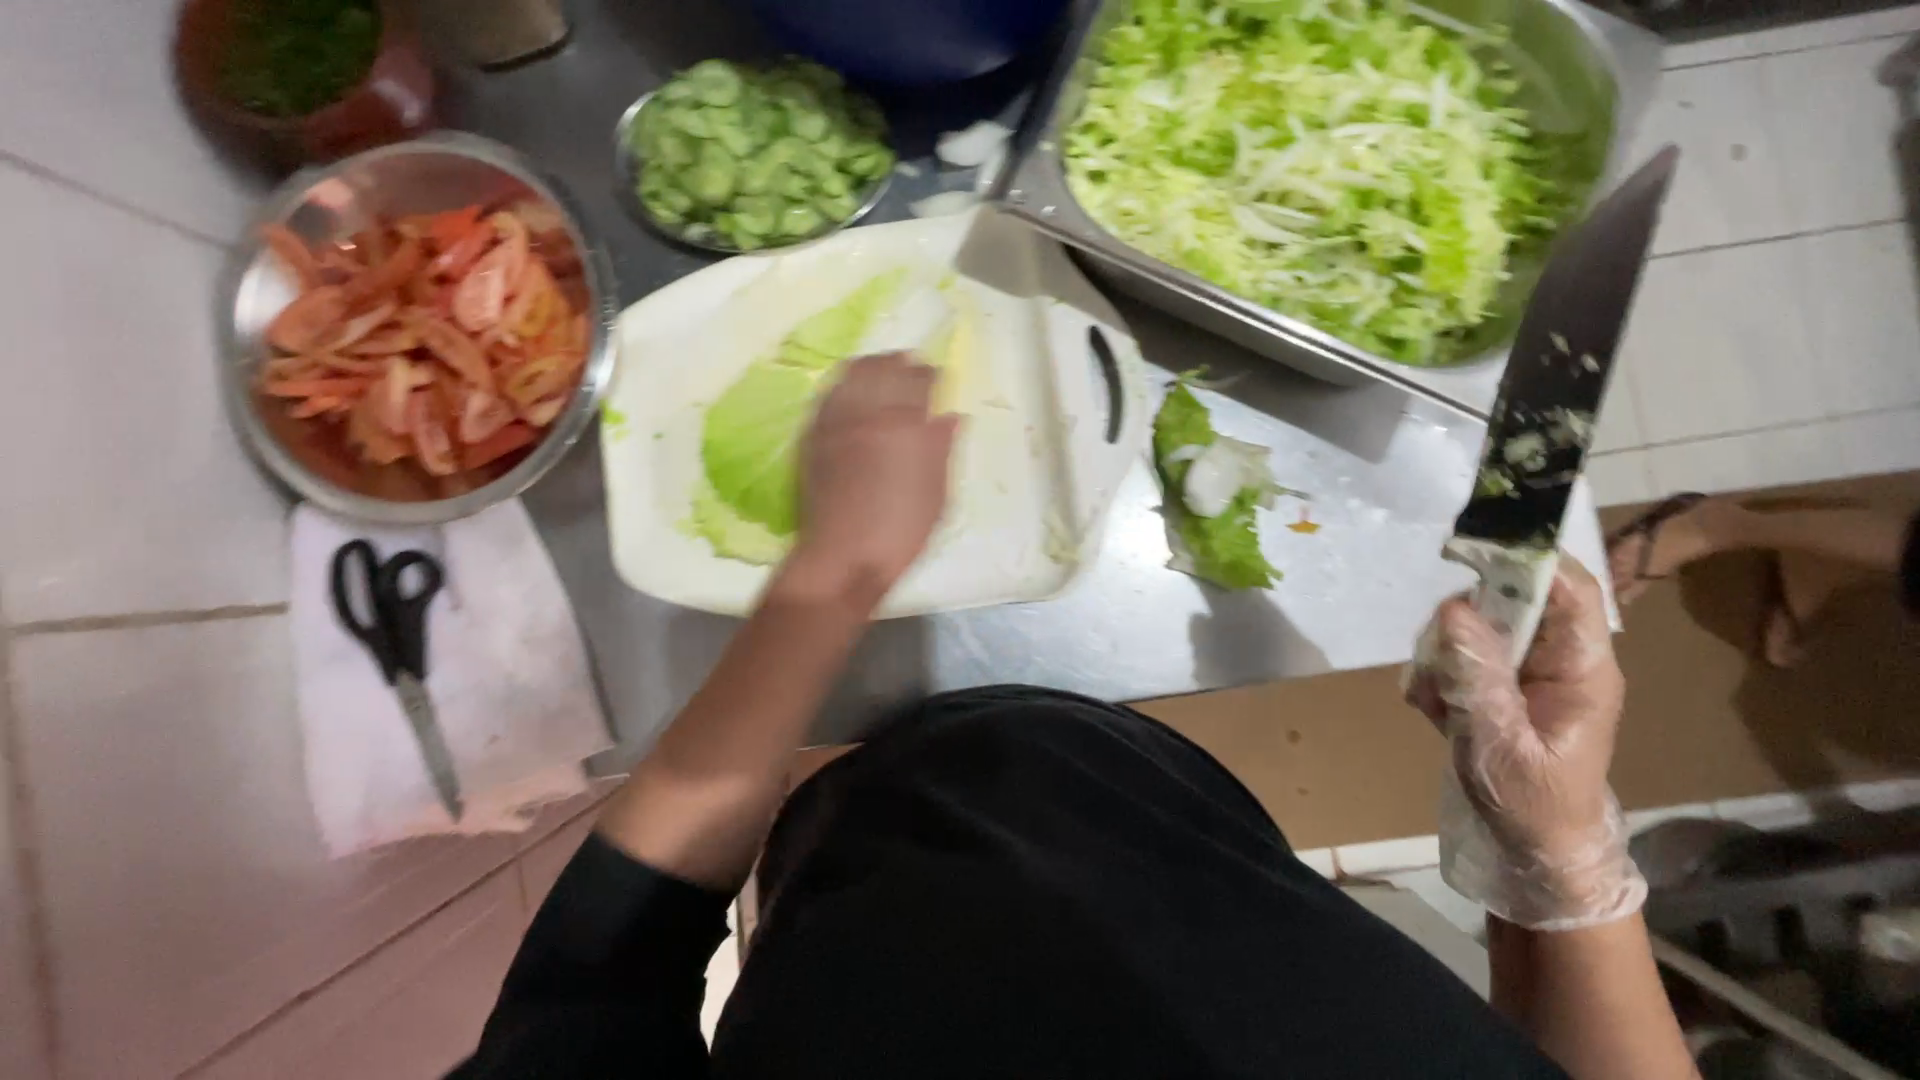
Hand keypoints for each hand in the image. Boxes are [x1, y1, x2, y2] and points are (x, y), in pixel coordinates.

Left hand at [781, 352, 958, 607]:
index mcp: (905, 425)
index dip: (930, 374)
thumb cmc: (902, 531)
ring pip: (851, 376)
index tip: (937, 375)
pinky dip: (843, 384)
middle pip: (883, 370)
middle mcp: (868, 413)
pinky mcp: (812, 437)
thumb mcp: (938, 494)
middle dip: (899, 362)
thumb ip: (942, 448)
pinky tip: (848, 390)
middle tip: (909, 363)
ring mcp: (835, 422)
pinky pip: (828, 395)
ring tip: (879, 367)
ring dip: (868, 366)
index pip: (919, 381)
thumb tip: (950, 417)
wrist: (844, 556)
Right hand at [1409, 559, 1644, 927]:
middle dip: (1462, 622)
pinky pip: (1456, 656)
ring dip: (1440, 656)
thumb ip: (1478, 678)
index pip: (1570, 590)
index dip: (1529, 559)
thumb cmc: (1533, 806)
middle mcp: (1556, 660)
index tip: (1471, 549)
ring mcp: (1524, 673)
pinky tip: (1433, 711)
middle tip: (1437, 659)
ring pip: (1474, 627)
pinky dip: (1433, 678)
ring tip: (1435, 702)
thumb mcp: (1501, 745)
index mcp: (1582, 670)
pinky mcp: (1496, 686)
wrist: (1534, 855)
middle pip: (1511, 602)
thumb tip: (1454, 608)